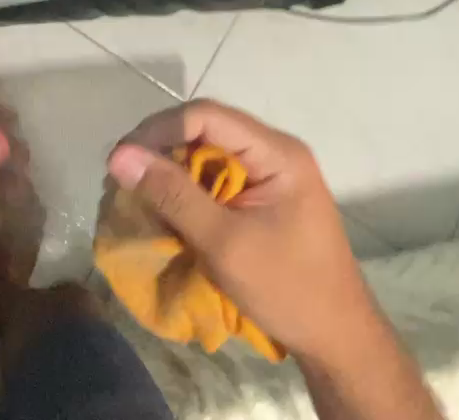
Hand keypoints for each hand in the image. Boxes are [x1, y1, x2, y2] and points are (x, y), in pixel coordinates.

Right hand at [105, 100, 377, 362]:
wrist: (340, 343)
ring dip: (168, 170)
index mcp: (276, 153)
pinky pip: (212, 174)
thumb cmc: (288, 290)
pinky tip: (164, 207)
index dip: (158, 130)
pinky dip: (184, 187)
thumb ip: (172, 194)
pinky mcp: (260, 194)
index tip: (122, 161)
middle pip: (202, 128)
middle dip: (158, 149)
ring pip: (203, 151)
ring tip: (136, 193)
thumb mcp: (224, 243)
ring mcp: (269, 172)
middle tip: (123, 178)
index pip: (204, 115)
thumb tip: (118, 155)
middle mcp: (273, 151)